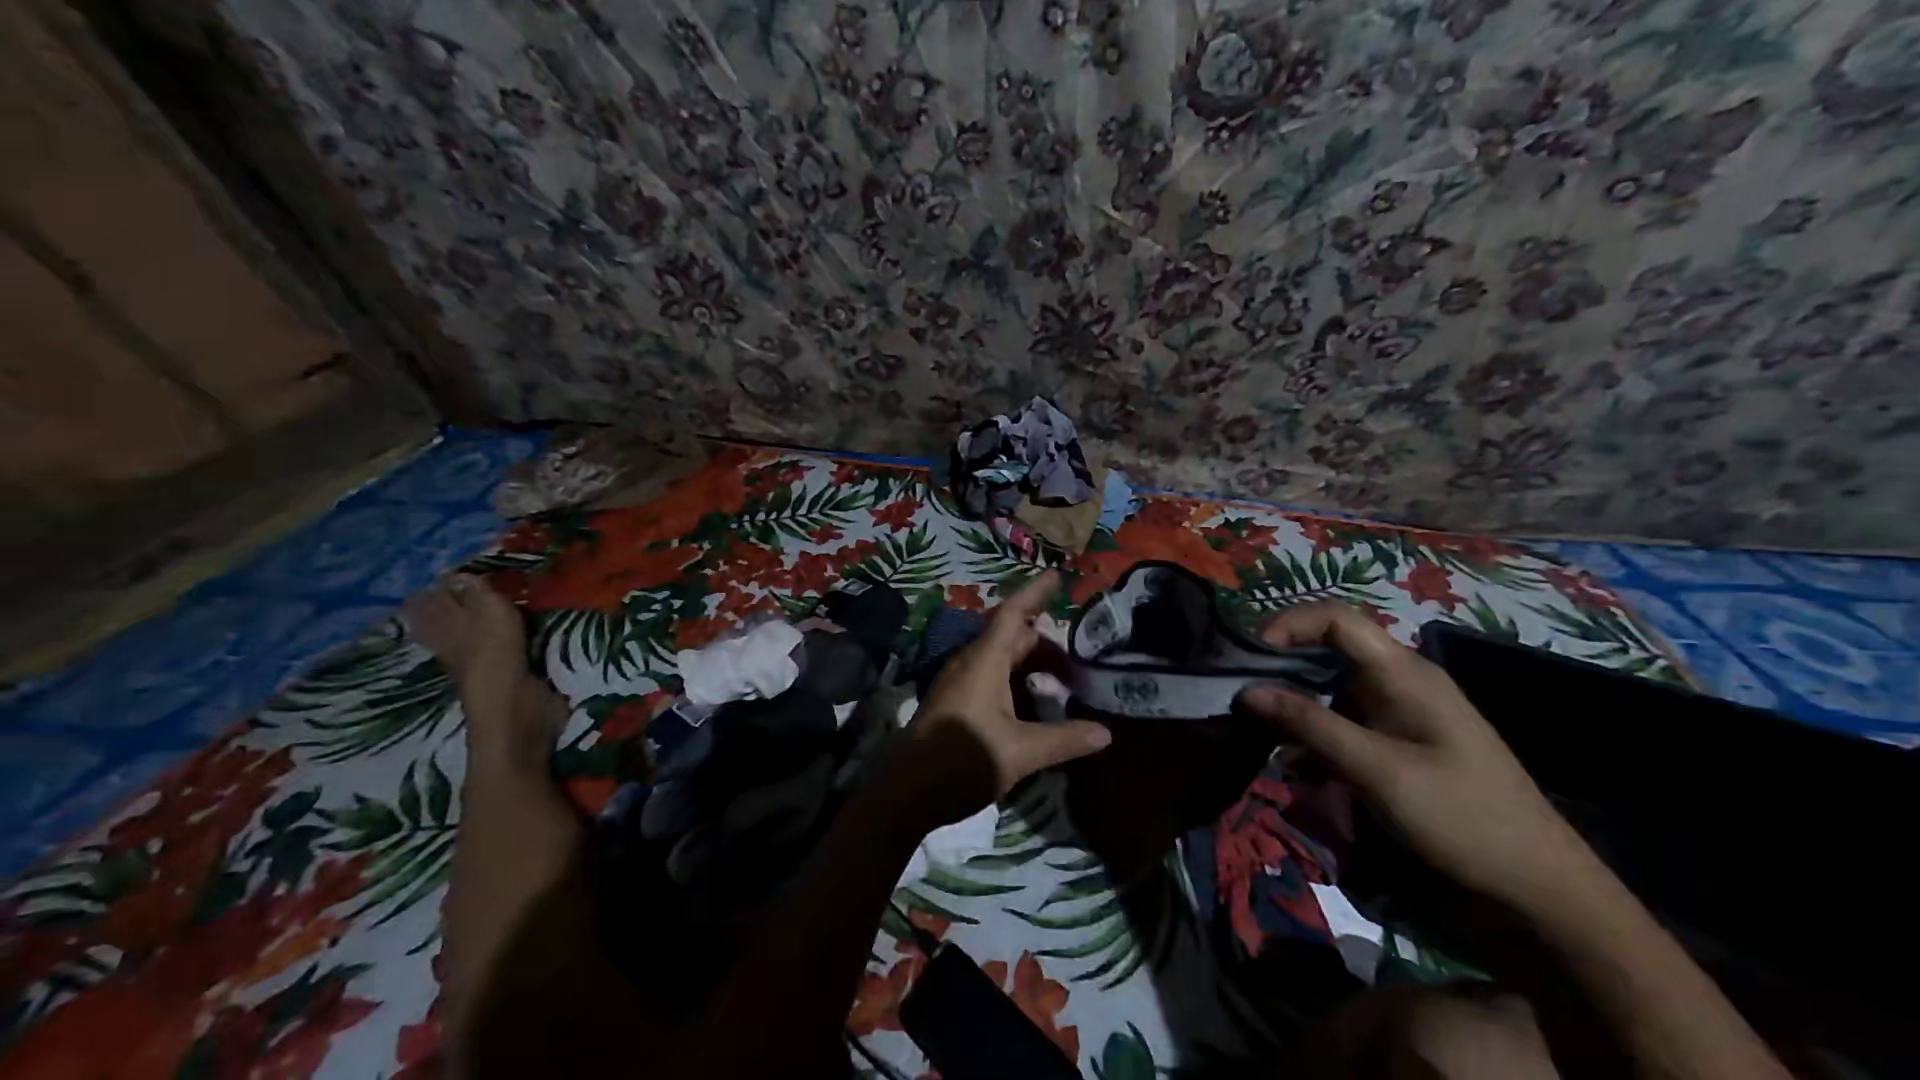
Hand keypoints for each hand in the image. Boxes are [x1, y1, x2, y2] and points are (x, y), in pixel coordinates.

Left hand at [891, 571, 1112, 827]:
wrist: (905, 793)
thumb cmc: (961, 761)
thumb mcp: (1020, 752)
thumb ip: (1064, 740)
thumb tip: (1105, 733)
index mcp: (984, 662)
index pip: (1013, 614)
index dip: (1035, 593)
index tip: (1056, 575)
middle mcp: (970, 664)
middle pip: (1011, 638)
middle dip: (1045, 641)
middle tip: (1080, 657)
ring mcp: (960, 684)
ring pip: (1001, 660)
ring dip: (1031, 665)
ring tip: (1064, 683)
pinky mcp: (956, 704)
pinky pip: (992, 679)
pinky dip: (1017, 682)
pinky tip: (1035, 707)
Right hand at [1240, 602, 1598, 906]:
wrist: (1538, 887)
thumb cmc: (1461, 817)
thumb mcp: (1376, 770)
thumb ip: (1310, 725)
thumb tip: (1246, 691)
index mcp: (1404, 672)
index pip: (1336, 619)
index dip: (1288, 624)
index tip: (1250, 656)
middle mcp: (1402, 681)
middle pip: (1330, 652)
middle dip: (1283, 670)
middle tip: (1244, 699)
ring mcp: (1404, 713)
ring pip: (1333, 690)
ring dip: (1297, 709)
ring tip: (1264, 739)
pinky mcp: (1402, 744)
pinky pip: (1347, 723)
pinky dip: (1317, 737)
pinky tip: (1301, 770)